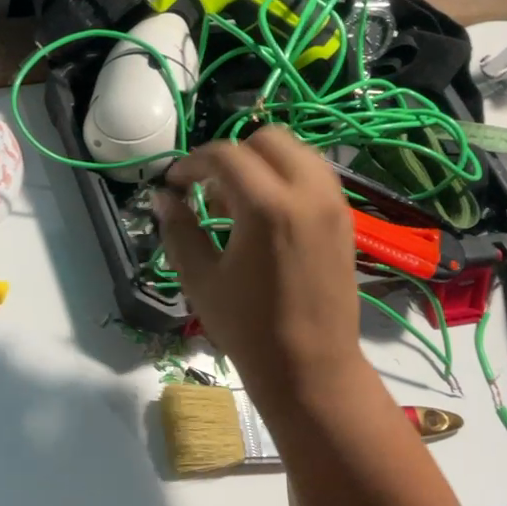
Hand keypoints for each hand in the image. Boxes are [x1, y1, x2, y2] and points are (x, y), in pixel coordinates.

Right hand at [157, 127, 364, 407]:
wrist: (309, 365)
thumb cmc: (247, 328)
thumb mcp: (200, 279)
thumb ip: (180, 230)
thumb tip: (162, 198)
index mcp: (266, 207)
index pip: (225, 156)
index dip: (191, 163)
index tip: (172, 183)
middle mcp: (307, 193)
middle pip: (267, 140)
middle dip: (230, 154)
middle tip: (203, 186)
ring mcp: (332, 204)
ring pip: (297, 153)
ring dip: (261, 163)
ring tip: (233, 200)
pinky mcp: (344, 219)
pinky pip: (314, 176)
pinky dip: (285, 178)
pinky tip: (262, 215)